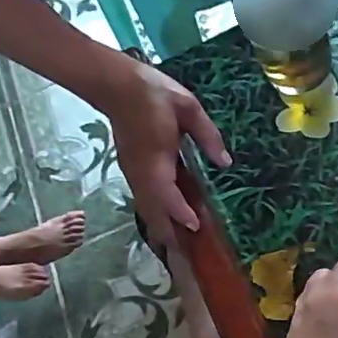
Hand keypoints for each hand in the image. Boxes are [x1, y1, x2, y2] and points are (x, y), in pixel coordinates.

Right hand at [97, 59, 230, 246]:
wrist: (114, 83)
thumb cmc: (153, 93)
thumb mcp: (187, 107)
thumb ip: (208, 135)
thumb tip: (224, 162)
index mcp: (155, 158)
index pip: (166, 193)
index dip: (180, 212)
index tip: (195, 227)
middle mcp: (141, 171)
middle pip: (152, 210)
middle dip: (167, 232)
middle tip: (186, 254)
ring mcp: (132, 171)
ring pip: (145, 207)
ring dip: (160, 226)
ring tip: (177, 246)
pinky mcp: (130, 169)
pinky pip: (143, 198)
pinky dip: (154, 213)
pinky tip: (166, 220)